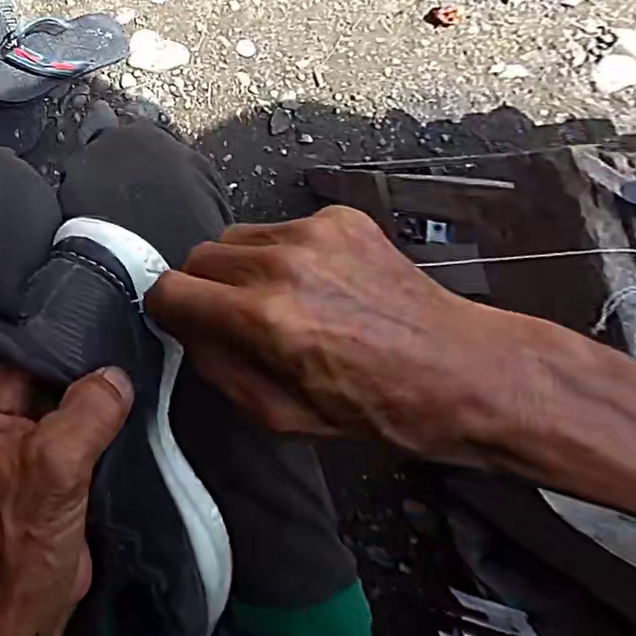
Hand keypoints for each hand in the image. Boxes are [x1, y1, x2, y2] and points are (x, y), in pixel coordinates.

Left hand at [0, 365, 131, 635]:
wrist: (33, 599)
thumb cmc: (30, 534)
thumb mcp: (58, 464)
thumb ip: (86, 414)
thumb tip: (117, 376)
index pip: (37, 348)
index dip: (74, 342)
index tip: (114, 333)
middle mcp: (11, 407)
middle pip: (59, 368)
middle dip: (94, 366)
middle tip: (135, 351)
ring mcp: (38, 430)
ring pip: (78, 394)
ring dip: (106, 393)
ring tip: (142, 377)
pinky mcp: (62, 454)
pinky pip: (89, 420)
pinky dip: (111, 417)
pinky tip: (137, 409)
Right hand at [147, 205, 552, 465]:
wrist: (471, 371)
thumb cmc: (386, 405)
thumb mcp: (282, 416)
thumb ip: (216, 369)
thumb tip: (186, 332)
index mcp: (267, 319)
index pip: (170, 289)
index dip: (165, 308)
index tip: (175, 317)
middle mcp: (284, 266)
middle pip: (196, 256)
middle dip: (201, 287)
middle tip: (230, 315)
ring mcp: (314, 235)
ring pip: (231, 238)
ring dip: (237, 267)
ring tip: (276, 297)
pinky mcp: (339, 219)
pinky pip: (276, 227)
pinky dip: (279, 253)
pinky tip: (314, 281)